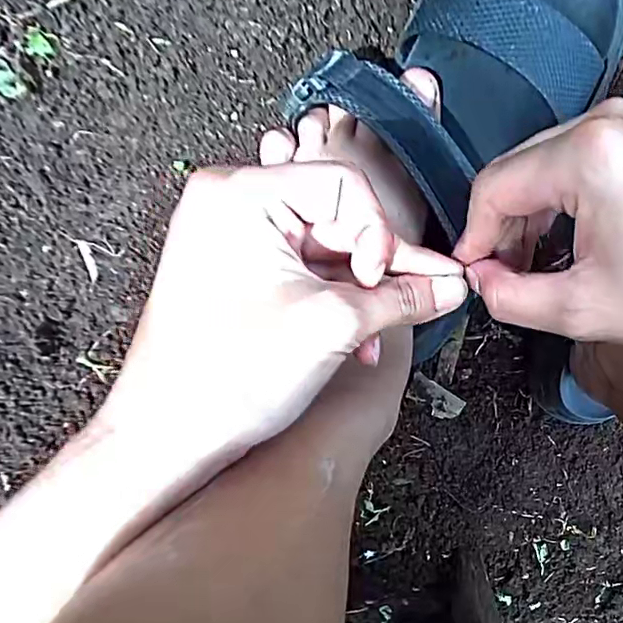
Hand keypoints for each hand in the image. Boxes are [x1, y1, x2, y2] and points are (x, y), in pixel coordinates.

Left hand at [95, 162, 466, 473]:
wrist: (173, 435)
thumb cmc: (227, 377)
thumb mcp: (335, 325)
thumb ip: (403, 298)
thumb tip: (448, 286)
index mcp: (242, 197)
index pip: (345, 186)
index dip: (378, 234)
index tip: (382, 279)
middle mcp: (235, 209)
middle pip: (340, 221)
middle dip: (384, 269)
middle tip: (433, 290)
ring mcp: (237, 244)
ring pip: (329, 255)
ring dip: (366, 296)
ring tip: (391, 330)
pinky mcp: (243, 277)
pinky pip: (308, 277)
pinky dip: (340, 306)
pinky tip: (363, 340)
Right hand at [453, 100, 622, 351]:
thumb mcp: (580, 309)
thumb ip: (510, 298)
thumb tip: (481, 281)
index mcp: (587, 152)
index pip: (494, 187)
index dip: (474, 237)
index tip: (474, 273)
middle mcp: (606, 122)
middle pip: (516, 172)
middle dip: (501, 230)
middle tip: (500, 279)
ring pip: (543, 169)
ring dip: (528, 220)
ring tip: (530, 271)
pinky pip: (575, 167)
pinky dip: (558, 207)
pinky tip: (560, 247)